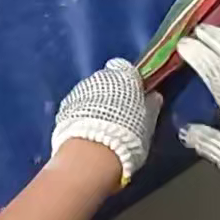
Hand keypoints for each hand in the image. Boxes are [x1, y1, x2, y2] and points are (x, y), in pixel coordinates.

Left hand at [50, 58, 162, 187]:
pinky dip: (82, 111)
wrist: (92, 150)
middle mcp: (98, 78)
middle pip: (106, 80)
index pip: (125, 69)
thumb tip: (154, 96)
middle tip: (119, 113)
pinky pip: (77, 103)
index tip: (134, 95)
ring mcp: (79, 90)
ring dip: (96, 101)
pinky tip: (87, 127)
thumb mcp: (148, 121)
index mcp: (122, 77)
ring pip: (90, 91)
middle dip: (112, 92)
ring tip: (102, 123)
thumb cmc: (128, 134)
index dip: (129, 81)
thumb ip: (151, 105)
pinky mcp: (65, 104)